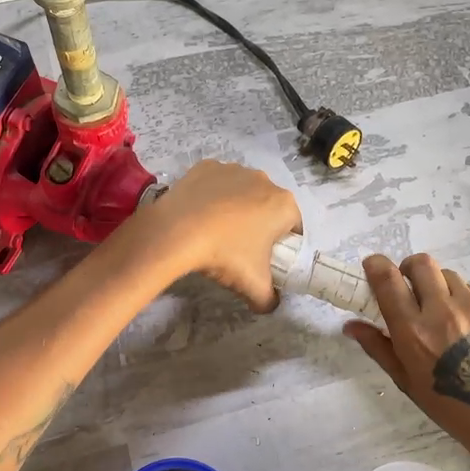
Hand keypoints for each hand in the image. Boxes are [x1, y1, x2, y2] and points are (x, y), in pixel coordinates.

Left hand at [133, 160, 301, 312]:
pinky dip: (211, 196)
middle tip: (240, 250)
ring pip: (242, 192)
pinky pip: (216, 184)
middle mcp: (264, 180)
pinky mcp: (206, 166)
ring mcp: (233, 169)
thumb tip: (270, 303)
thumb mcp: (254, 288)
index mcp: (284, 204)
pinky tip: (199, 215)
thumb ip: (270, 300)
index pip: (293, 227)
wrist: (176, 232)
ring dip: (236, 208)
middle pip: (268, 207)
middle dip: (259, 225)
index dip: (282, 246)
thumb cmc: (225, 255)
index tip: (266, 260)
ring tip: (215, 232)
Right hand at [343, 253, 469, 457]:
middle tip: (410, 288)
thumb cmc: (447, 405)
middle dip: (409, 269)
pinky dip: (463, 300)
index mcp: (414, 332)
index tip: (373, 266)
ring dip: (438, 286)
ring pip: (448, 275)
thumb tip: (350, 324)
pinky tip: (467, 327)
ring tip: (442, 312)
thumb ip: (377, 346)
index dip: (376, 265)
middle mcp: (443, 312)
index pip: (388, 280)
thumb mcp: (405, 379)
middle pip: (421, 263)